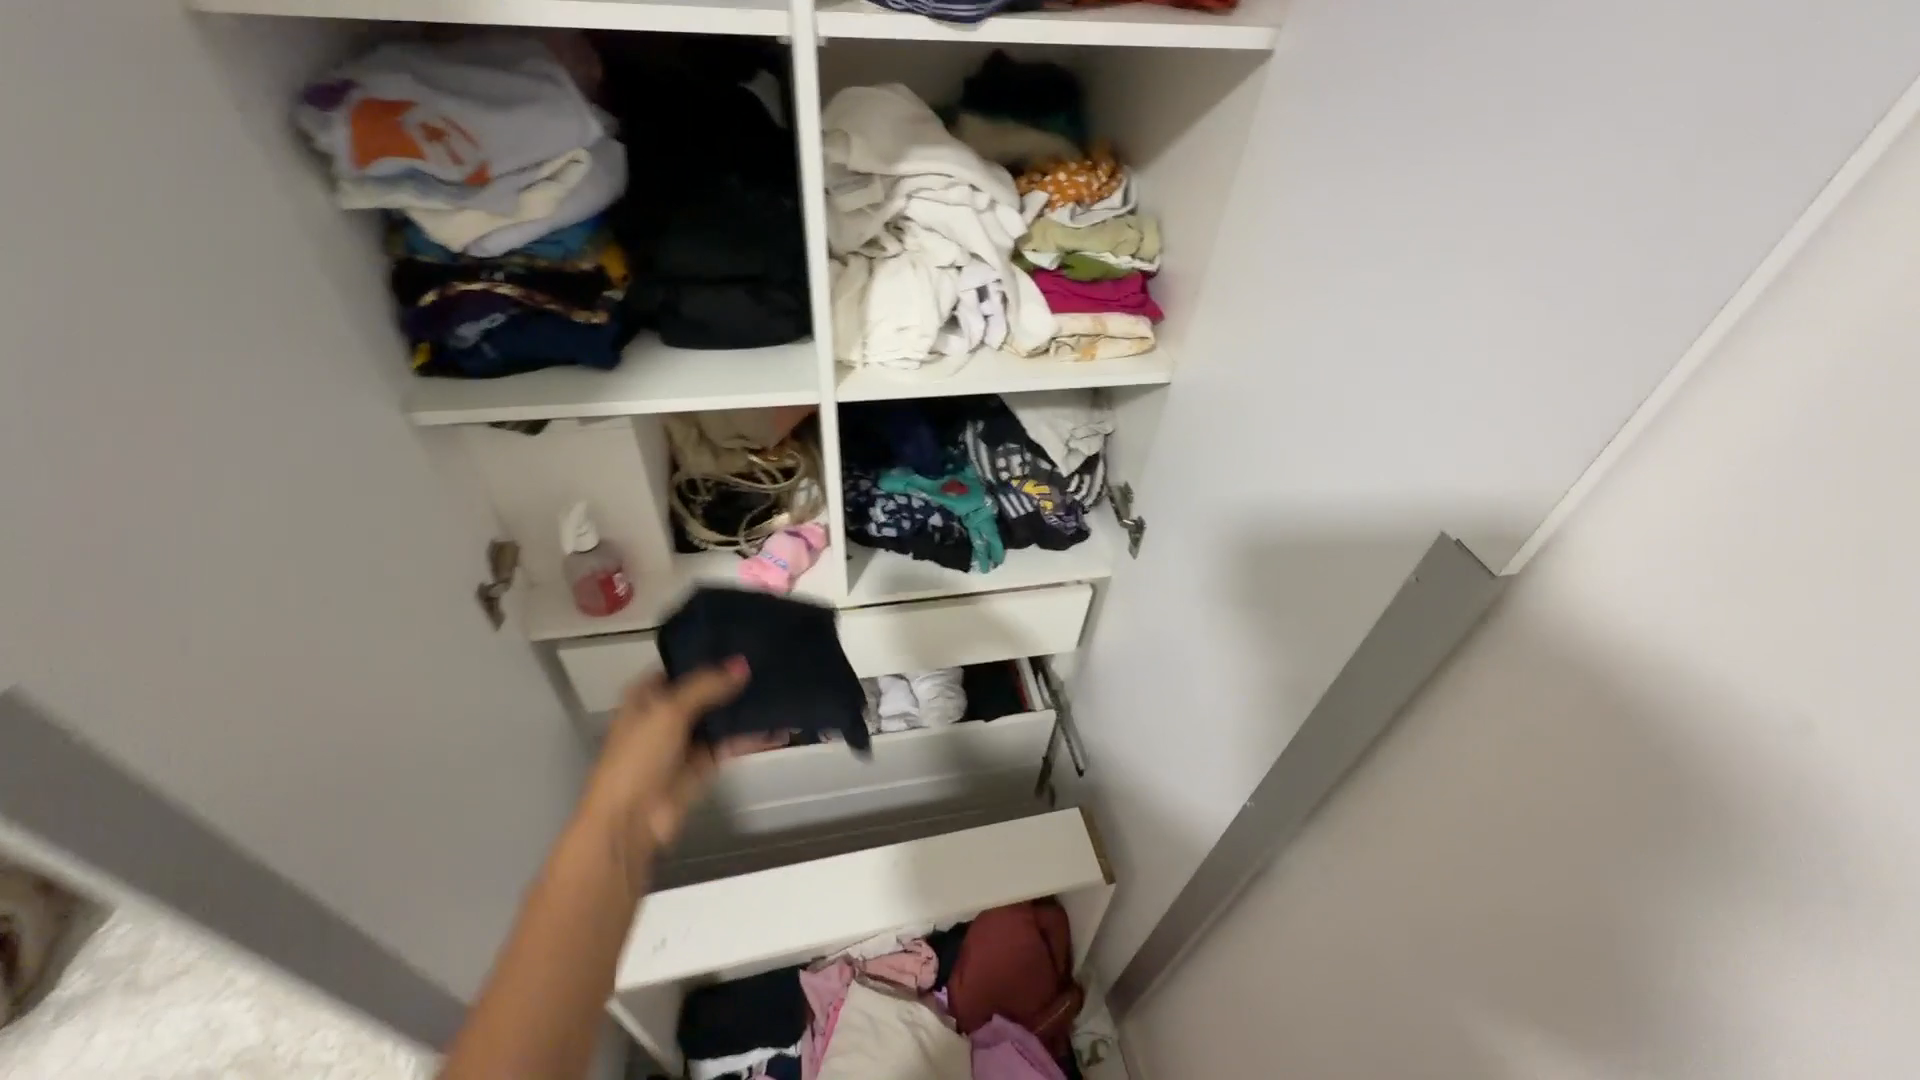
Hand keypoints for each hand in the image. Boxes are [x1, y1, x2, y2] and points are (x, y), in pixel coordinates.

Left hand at [577, 660, 774, 884]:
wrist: (631, 819)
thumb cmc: (639, 756)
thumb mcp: (668, 711)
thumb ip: (707, 686)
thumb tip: (742, 664)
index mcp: (647, 695)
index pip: (681, 666)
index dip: (708, 655)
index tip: (742, 642)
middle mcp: (666, 713)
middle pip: (706, 690)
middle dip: (733, 680)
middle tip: (770, 661)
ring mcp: (686, 739)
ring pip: (721, 716)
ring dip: (745, 707)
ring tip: (780, 686)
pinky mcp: (705, 763)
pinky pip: (732, 742)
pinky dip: (753, 736)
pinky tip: (778, 725)